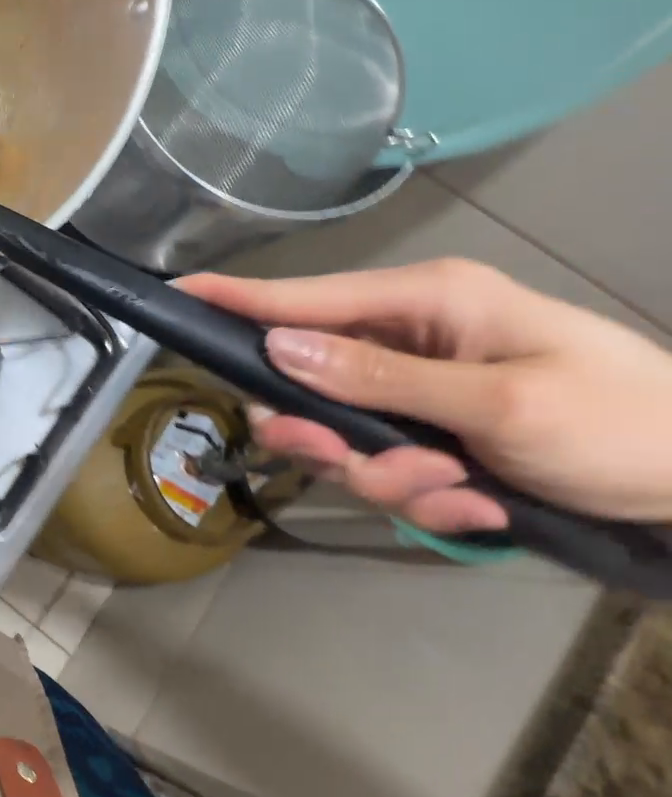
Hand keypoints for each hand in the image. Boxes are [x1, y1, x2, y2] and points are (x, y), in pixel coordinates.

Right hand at [177, 260, 671, 534]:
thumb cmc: (625, 428)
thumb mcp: (503, 405)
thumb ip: (381, 379)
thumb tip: (277, 348)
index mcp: (427, 303)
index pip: (302, 298)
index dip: (233, 299)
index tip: (172, 294)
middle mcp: (404, 339)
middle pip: (301, 382)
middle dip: (326, 436)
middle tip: (352, 464)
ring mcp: (409, 389)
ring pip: (332, 435)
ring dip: (383, 475)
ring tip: (456, 492)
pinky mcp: (420, 432)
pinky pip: (372, 464)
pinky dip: (415, 493)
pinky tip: (474, 501)